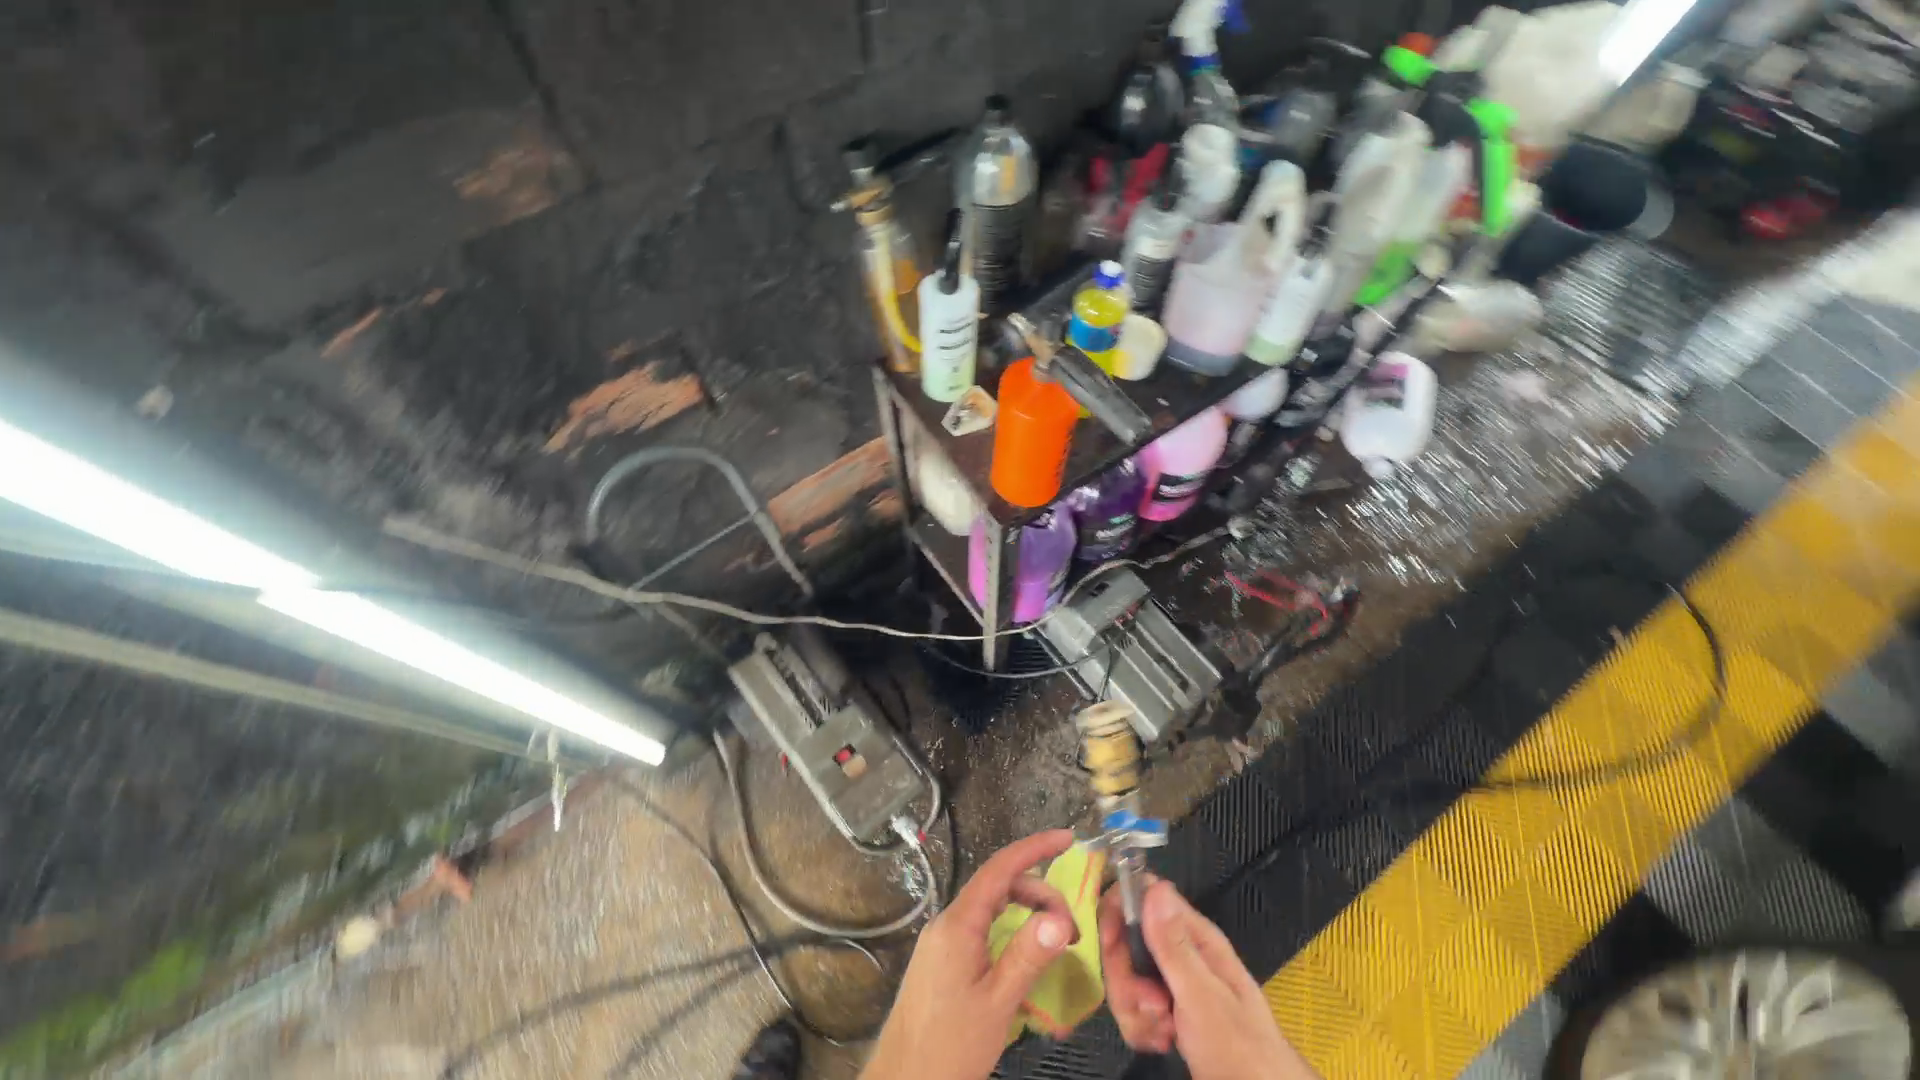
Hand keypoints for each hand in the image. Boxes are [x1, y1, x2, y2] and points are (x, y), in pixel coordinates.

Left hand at [861, 829, 1079, 1079]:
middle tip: (1073, 929)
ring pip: (991, 911)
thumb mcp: (997, 1003)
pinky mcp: (943, 964)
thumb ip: (1027, 956)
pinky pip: (982, 933)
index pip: (1000, 869)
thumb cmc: (950, 1044)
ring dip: (1027, 916)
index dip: (1034, 849)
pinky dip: (1010, 935)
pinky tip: (1028, 960)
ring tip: (1058, 944)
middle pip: (999, 889)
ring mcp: (943, 943)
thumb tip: (1059, 917)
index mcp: (959, 924)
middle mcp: (948, 924)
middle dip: (1040, 895)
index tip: (1068, 839)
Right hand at [1099, 878, 1318, 1079]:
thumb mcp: (1203, 997)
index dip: (1117, 914)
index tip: (1112, 945)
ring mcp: (1172, 982)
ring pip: (1126, 979)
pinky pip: (1132, 1006)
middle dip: (1127, 979)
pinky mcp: (1166, 1010)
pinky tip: (1161, 1043)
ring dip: (1134, 1010)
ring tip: (1164, 1033)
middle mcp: (1181, 953)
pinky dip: (1141, 1028)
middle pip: (1125, 944)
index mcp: (1194, 936)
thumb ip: (1174, 945)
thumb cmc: (1239, 1048)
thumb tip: (1153, 885)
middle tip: (1153, 1007)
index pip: (1142, 898)